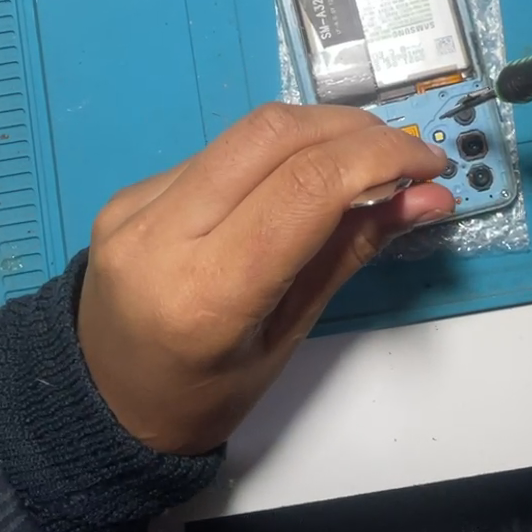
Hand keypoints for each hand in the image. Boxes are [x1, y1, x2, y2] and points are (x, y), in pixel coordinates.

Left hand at [77, 104, 453, 453]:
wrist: (101, 402)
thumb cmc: (206, 395)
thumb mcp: (290, 335)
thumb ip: (354, 250)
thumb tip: (427, 197)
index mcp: (206, 293)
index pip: (305, 187)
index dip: (381, 158)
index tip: (429, 163)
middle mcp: (161, 232)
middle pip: (273, 133)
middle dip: (354, 129)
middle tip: (402, 154)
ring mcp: (137, 203)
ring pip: (247, 131)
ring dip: (320, 131)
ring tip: (364, 160)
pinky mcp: (132, 189)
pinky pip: (221, 150)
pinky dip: (278, 151)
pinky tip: (301, 176)